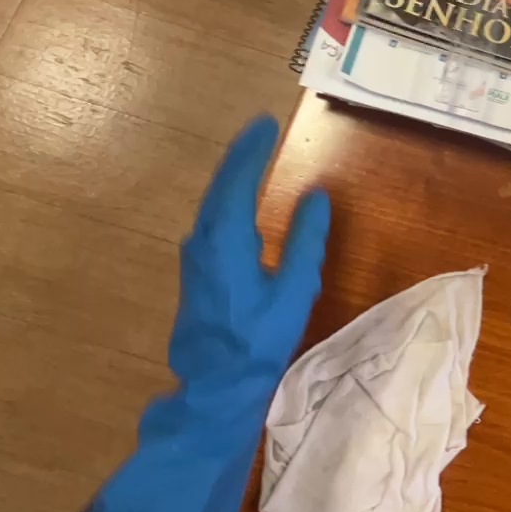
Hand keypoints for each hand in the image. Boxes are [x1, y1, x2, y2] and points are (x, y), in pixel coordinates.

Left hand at [76, 116, 329, 511]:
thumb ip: (305, 239)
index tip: (267, 124)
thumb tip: (316, 197)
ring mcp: (194, 256)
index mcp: (227, 240)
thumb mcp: (294, 288)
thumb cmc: (260, 339)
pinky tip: (238, 196)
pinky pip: (211, 217)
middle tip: (261, 129)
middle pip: (220, 186)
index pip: (238, 181)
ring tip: (253, 154)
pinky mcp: (196, 269)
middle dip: (241, 155)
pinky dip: (227, 196)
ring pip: (212, 202)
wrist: (216, 388)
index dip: (252, 150)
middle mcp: (203, 240)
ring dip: (232, 175)